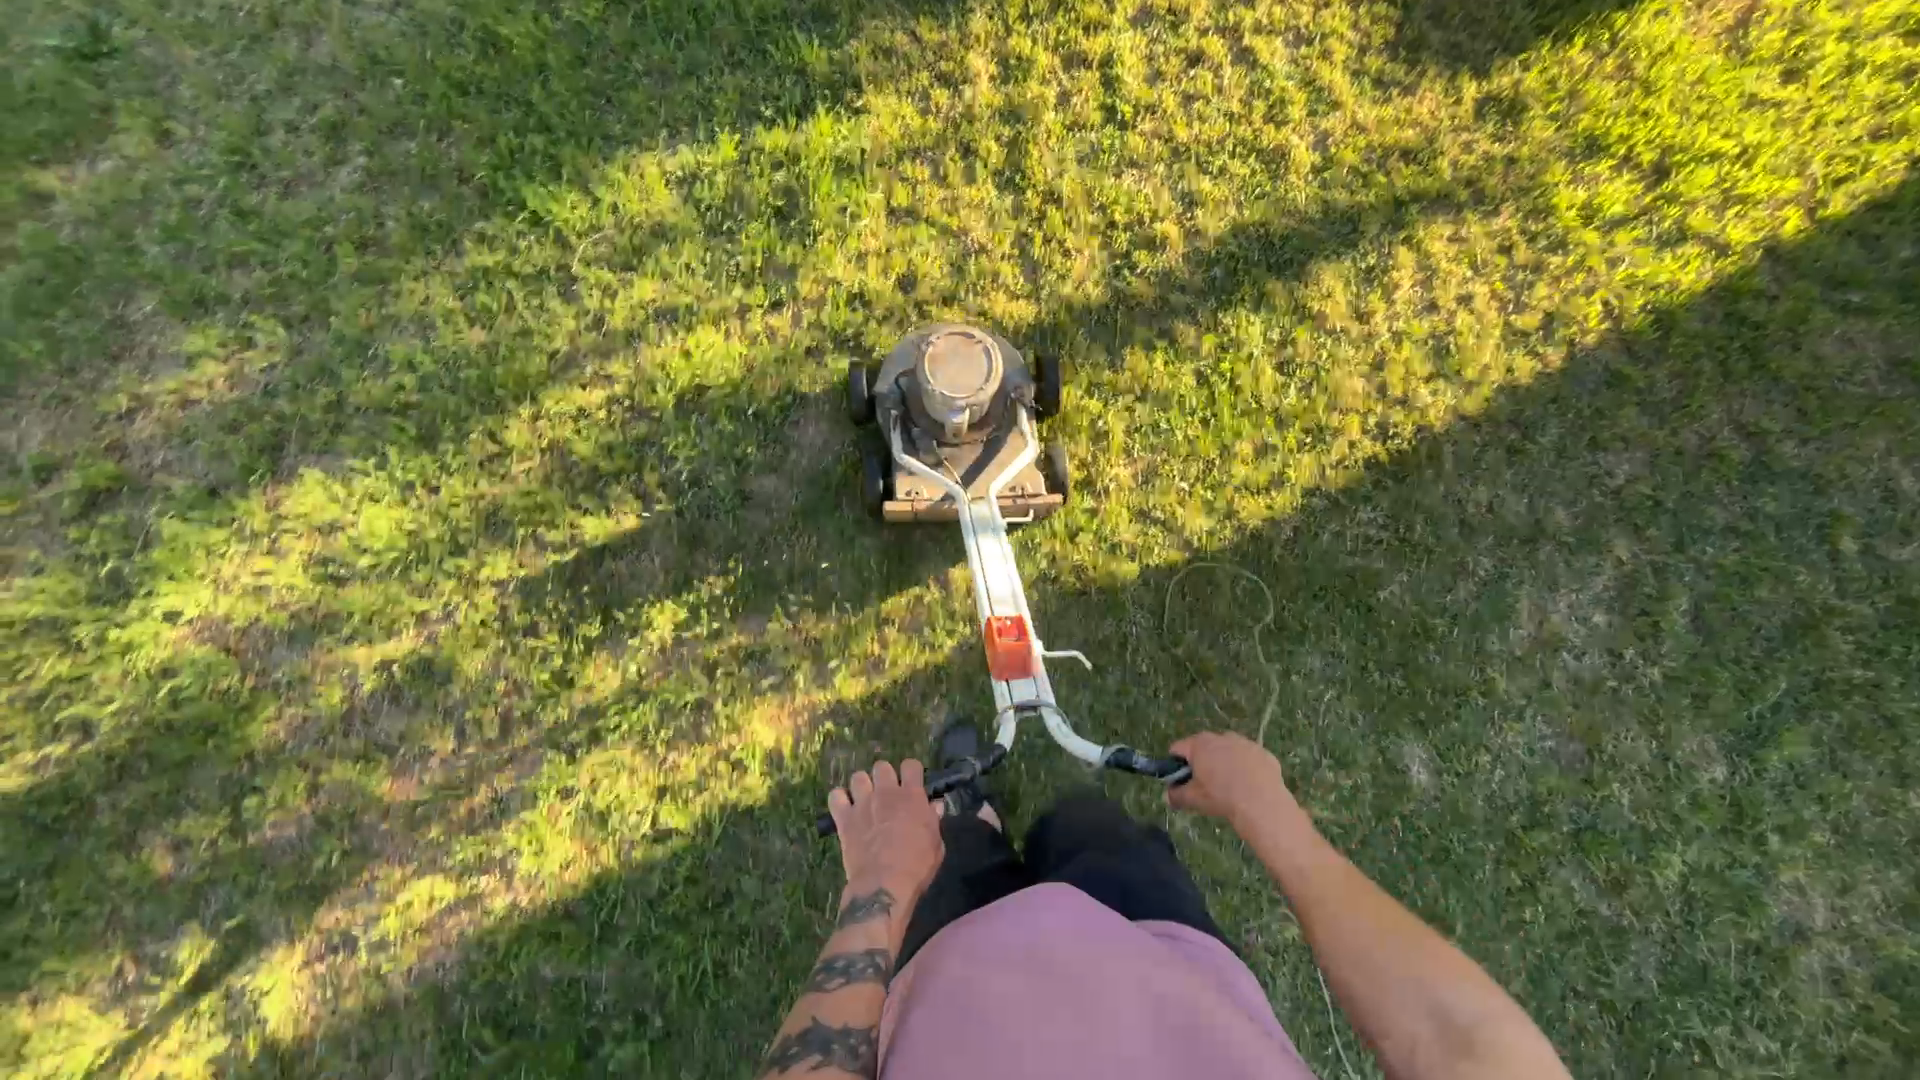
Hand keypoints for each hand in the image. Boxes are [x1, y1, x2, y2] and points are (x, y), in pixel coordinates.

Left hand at [827, 760, 943, 903]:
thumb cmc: (917, 866)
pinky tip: (845, 808)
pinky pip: (835, 796)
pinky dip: (839, 799)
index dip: (911, 772)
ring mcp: (863, 803)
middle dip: (884, 776)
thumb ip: (934, 821)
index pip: (911, 765)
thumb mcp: (936, 845)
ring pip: (858, 777)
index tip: (911, 783)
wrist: (885, 884)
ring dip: (862, 786)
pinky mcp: (845, 818)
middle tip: (886, 794)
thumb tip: (935, 806)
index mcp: (912, 796)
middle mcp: (886, 792)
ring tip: (864, 800)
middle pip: (882, 766)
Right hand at [1167, 731, 1294, 827]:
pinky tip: (1249, 786)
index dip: (1175, 765)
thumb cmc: (1221, 798)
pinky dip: (1245, 768)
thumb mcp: (1193, 799)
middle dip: (1201, 763)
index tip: (1182, 781)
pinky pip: (1248, 758)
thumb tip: (1168, 796)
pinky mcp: (1263, 753)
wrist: (1262, 804)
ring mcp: (1245, 743)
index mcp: (1199, 744)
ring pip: (1227, 751)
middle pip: (1203, 747)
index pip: (1178, 749)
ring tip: (1230, 786)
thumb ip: (1176, 795)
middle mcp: (1221, 737)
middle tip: (1205, 785)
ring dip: (1224, 763)